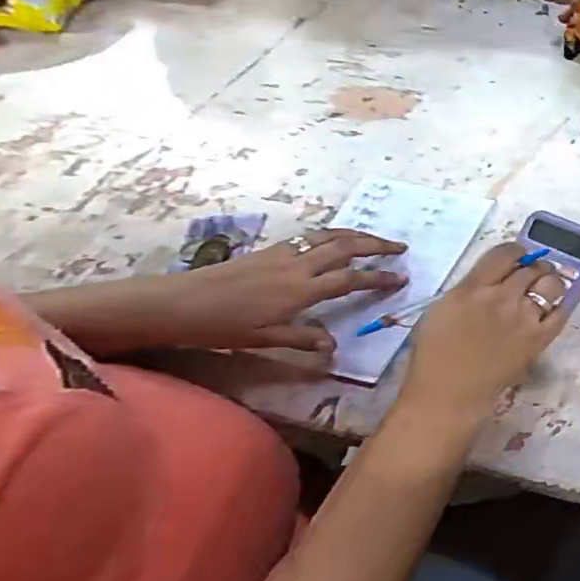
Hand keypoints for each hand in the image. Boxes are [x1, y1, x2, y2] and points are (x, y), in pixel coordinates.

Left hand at [159, 229, 407, 350]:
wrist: (178, 302)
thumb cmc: (221, 326)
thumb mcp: (263, 340)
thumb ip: (301, 338)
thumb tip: (334, 346)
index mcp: (300, 290)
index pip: (350, 279)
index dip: (378, 278)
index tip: (401, 278)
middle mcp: (297, 266)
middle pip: (346, 247)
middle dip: (376, 244)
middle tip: (400, 247)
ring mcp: (284, 254)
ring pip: (329, 236)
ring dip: (357, 234)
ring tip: (375, 238)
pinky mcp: (271, 250)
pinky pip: (311, 236)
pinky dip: (333, 234)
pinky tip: (335, 240)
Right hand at [399, 242, 573, 426]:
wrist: (448, 394)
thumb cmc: (434, 354)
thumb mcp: (442, 308)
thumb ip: (469, 288)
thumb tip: (493, 278)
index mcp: (473, 288)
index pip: (505, 253)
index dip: (516, 251)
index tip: (518, 257)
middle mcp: (501, 298)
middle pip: (531, 267)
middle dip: (534, 268)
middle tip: (532, 276)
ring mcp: (523, 319)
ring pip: (551, 284)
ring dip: (550, 282)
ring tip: (545, 289)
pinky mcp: (538, 340)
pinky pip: (561, 313)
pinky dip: (560, 305)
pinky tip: (553, 307)